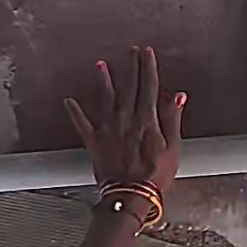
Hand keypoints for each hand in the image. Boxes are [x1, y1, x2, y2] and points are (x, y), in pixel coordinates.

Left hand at [64, 46, 184, 190]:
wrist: (130, 195)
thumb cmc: (154, 175)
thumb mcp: (172, 148)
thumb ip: (173, 120)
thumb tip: (178, 97)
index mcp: (146, 119)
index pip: (149, 86)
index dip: (148, 67)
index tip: (147, 53)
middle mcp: (125, 119)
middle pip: (129, 86)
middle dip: (130, 66)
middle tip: (130, 51)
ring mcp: (108, 129)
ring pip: (105, 98)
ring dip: (103, 80)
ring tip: (100, 65)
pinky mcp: (94, 141)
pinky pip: (82, 123)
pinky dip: (74, 112)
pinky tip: (68, 101)